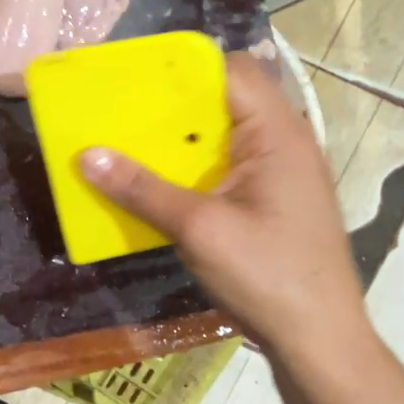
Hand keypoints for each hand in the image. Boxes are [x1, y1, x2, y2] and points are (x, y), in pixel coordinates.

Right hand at [80, 54, 365, 352]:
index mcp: (277, 136)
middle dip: (168, 106)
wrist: (315, 335)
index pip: (234, 73)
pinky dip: (183, 170)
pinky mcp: (263, 203)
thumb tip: (87, 155)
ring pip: (217, 139)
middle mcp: (280, 145)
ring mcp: (274, 176)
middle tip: (115, 111)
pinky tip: (148, 186)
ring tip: (120, 145)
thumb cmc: (266, 273)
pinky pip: (217, 170)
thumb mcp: (197, 228)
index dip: (185, 69)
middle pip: (222, 104)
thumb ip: (142, 189)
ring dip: (172, 142)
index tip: (132, 75)